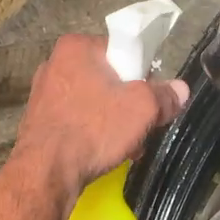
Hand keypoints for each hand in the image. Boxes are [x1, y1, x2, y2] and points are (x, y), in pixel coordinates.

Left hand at [10, 33, 189, 194]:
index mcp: (76, 46)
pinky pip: (74, 125)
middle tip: (139, 131)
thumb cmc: (93, 130)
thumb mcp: (141, 110)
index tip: (150, 101)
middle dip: (125, 107)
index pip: (119, 52)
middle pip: (105, 80)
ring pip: (90, 105)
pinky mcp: (38, 125)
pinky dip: (89, 138)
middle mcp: (54, 64)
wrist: (46, 173)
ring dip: (110, 126)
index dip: (141, 76)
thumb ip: (163, 97)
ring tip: (122, 150)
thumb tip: (181, 90)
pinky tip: (98, 157)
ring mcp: (42, 96)